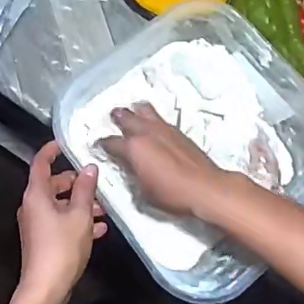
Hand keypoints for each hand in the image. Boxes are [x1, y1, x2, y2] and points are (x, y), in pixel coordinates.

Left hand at [16, 142, 106, 303]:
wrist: (45, 289)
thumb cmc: (62, 247)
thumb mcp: (80, 215)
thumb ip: (86, 189)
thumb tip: (89, 168)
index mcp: (36, 194)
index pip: (41, 162)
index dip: (52, 149)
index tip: (65, 142)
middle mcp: (32, 205)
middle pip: (53, 184)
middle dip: (75, 182)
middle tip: (96, 184)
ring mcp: (36, 224)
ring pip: (59, 204)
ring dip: (79, 203)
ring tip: (103, 209)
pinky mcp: (42, 240)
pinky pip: (60, 221)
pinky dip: (76, 220)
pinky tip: (99, 229)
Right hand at [96, 103, 230, 217]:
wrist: (205, 186)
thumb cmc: (172, 193)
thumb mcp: (144, 191)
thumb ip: (132, 174)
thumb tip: (128, 167)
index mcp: (133, 147)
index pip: (110, 142)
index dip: (102, 144)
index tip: (98, 145)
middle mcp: (145, 132)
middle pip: (125, 117)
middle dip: (116, 117)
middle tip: (112, 117)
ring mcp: (162, 128)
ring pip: (144, 110)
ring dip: (135, 110)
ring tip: (132, 112)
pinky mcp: (177, 130)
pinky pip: (159, 117)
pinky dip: (151, 117)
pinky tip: (153, 124)